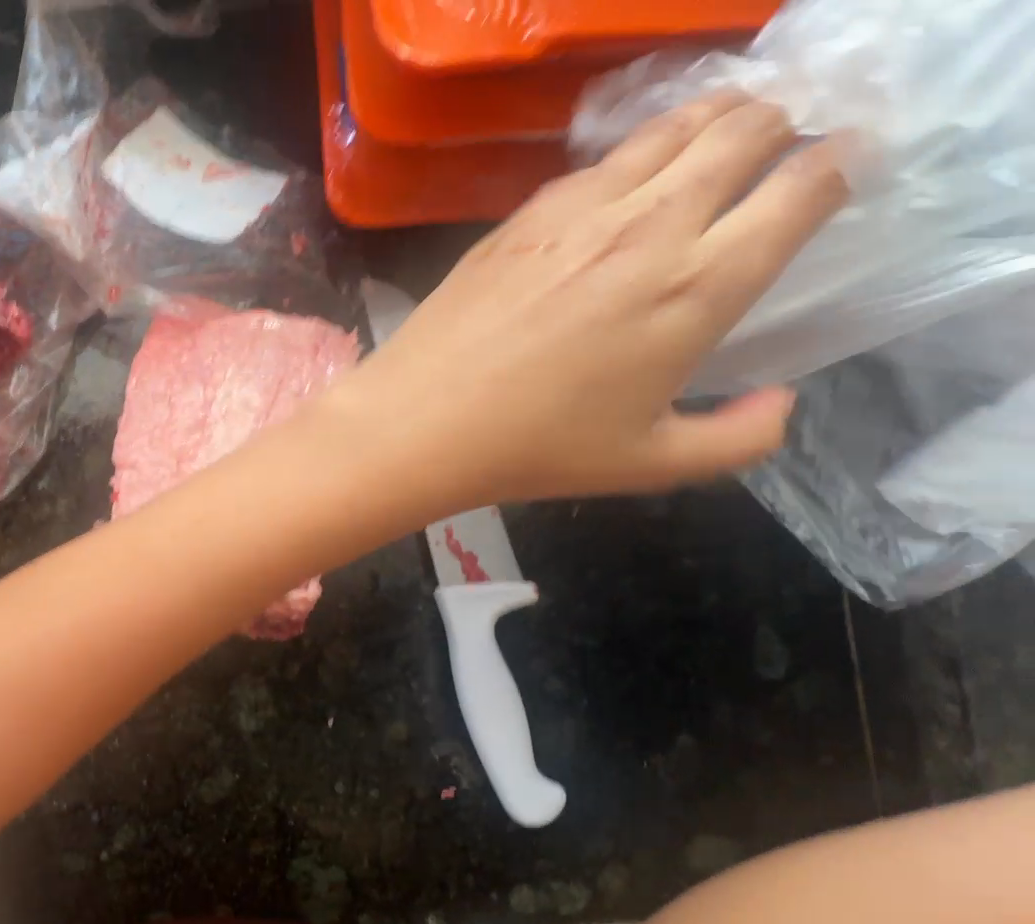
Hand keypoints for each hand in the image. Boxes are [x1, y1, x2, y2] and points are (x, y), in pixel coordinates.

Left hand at [330, 92, 848, 505]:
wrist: (418, 422)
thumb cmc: (534, 449)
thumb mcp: (651, 464)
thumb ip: (739, 439)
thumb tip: (782, 402)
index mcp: (701, 285)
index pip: (803, 187)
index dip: (840, 161)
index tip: (846, 161)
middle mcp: (650, 229)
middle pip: (743, 132)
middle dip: (781, 122)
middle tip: (784, 137)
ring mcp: (578, 215)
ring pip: (669, 130)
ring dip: (712, 118)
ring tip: (725, 127)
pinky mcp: (520, 218)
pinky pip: (595, 164)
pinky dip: (631, 155)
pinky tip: (627, 175)